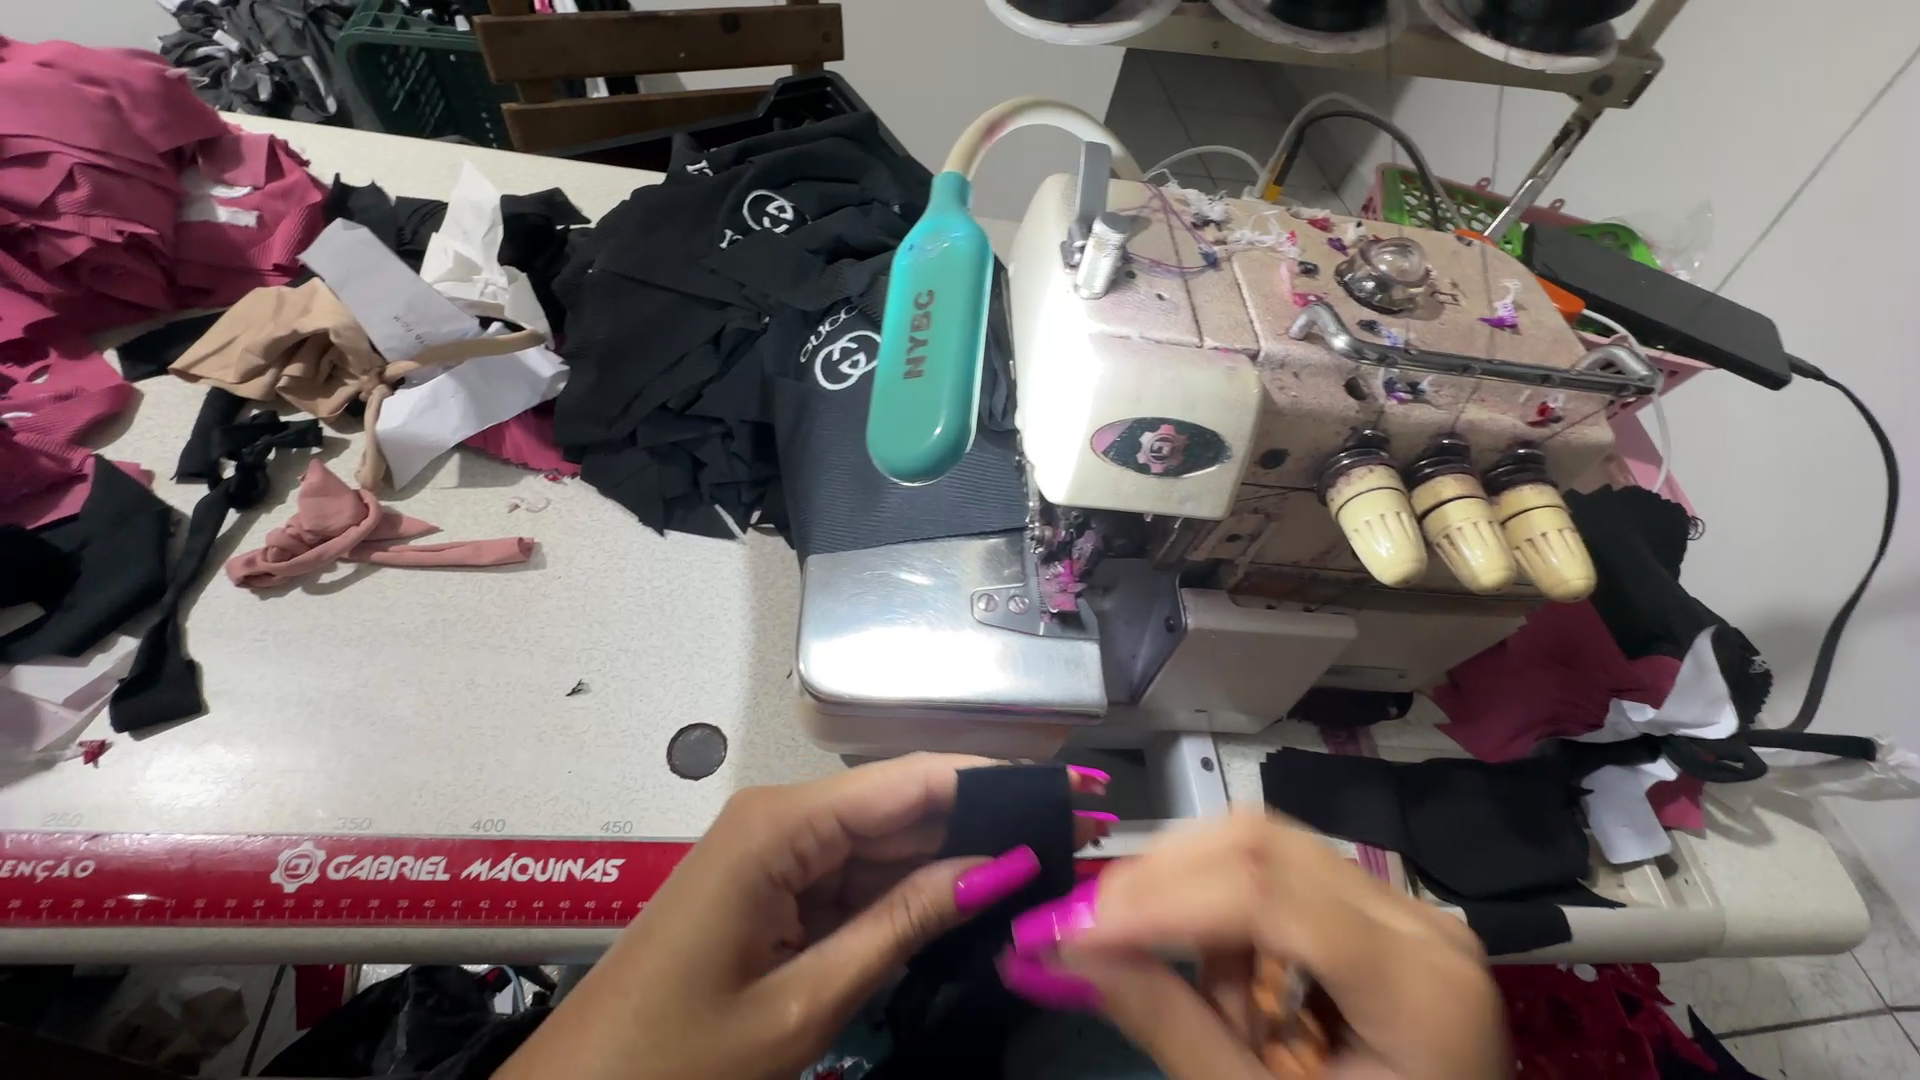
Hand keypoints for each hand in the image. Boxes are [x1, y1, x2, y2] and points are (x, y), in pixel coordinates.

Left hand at [495, 753, 1109, 1079]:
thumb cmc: (679, 1056)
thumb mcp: (806, 1000)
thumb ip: (905, 923)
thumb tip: (1002, 864)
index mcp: (782, 823)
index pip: (910, 778)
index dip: (992, 779)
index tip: (1066, 791)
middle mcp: (783, 815)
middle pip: (903, 803)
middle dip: (982, 822)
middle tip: (1067, 839)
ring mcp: (779, 847)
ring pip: (886, 839)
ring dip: (953, 858)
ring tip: (1035, 869)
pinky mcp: (777, 880)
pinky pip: (857, 872)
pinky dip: (909, 890)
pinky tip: (966, 900)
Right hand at [998, 810, 1506, 1079]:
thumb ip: (1169, 1024)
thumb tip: (1070, 952)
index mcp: (1417, 990)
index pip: (1268, 898)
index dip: (1162, 901)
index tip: (1080, 929)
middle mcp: (1419, 921)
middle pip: (1261, 845)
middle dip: (1162, 878)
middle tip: (1093, 923)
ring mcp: (1401, 904)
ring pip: (1263, 841)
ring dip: (1191, 887)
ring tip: (1171, 964)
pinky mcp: (1375, 904)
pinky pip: (1278, 866)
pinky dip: (1222, 902)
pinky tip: (1221, 967)